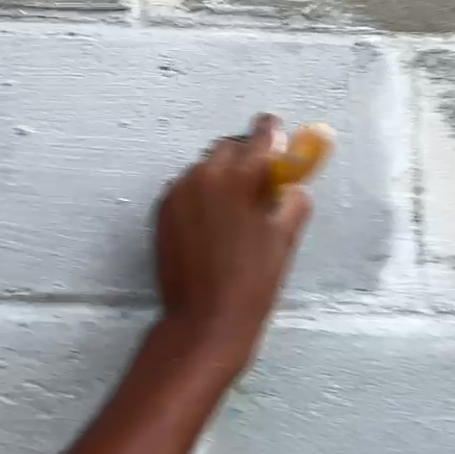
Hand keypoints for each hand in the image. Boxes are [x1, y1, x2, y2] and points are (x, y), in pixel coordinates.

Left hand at [152, 113, 312, 369]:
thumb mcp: (284, 239)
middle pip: (228, 147)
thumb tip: (292, 185)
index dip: (272, 133)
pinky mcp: (162, 210)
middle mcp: (205, 175)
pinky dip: (200, 193)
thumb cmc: (252, 282)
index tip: (278, 135)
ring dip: (221, 175)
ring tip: (234, 207)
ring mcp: (178, 191)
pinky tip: (211, 221)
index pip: (260, 135)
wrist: (204, 320)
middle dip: (245, 156)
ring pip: (204, 166)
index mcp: (240, 177)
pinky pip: (186, 187)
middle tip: (259, 180)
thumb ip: (292, 201)